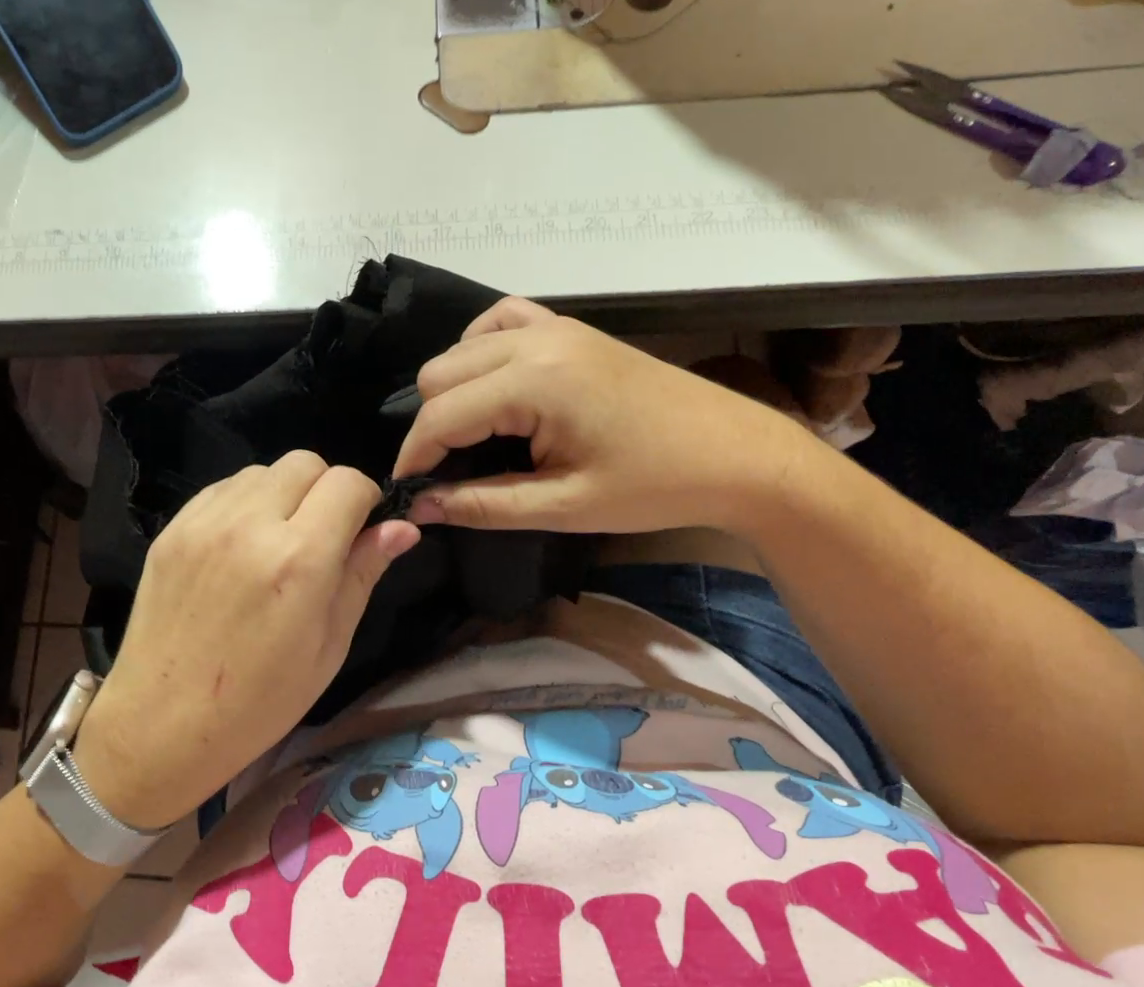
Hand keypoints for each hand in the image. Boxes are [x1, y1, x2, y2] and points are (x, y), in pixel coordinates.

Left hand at [74, 451, 420, 828]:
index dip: (365, 502)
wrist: (162, 723)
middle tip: (322, 539)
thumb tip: (401, 527)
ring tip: (278, 545)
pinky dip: (244, 504)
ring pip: (261, 472)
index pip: (347, 483)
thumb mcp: (328, 646)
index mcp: (299, 558)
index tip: (362, 532)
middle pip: (305, 464)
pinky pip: (222, 490)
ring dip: (282, 494)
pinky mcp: (172, 529)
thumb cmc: (259, 702)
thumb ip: (362, 575)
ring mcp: (203, 522)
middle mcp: (250, 524)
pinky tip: (241, 549)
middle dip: (326, 491)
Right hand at [392, 297, 815, 536]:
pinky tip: (493, 387)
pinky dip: (481, 352)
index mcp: (533, 382)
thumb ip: (482, 505)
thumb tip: (419, 508)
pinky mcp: (570, 329)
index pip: (439, 415)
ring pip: (461, 348)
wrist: (736, 454)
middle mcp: (535, 340)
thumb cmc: (654, 486)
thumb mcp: (563, 506)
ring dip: (452, 392)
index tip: (407, 495)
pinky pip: (500, 322)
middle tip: (447, 474)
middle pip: (439, 374)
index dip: (413, 458)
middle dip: (430, 426)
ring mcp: (554, 327)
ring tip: (470, 438)